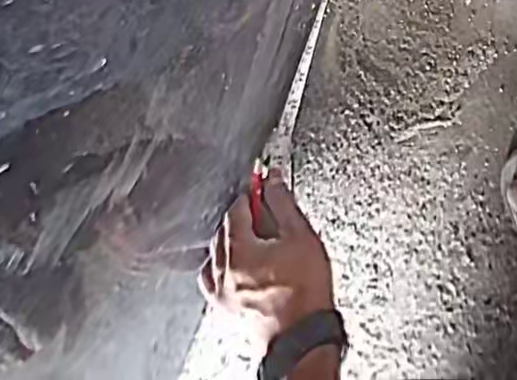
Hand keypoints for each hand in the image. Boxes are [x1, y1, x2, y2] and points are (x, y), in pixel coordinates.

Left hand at [198, 169, 335, 353]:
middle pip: (223, 229)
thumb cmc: (305, 293)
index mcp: (240, 251)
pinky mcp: (226, 309)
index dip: (251, 193)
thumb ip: (283, 202)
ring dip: (229, 238)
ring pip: (215, 254)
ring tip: (251, 234)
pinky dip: (220, 265)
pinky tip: (235, 263)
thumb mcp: (300, 235)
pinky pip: (211, 279)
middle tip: (260, 207)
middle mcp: (224, 272)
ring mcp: (222, 292)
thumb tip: (274, 180)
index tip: (261, 185)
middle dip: (240, 214)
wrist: (304, 337)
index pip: (236, 209)